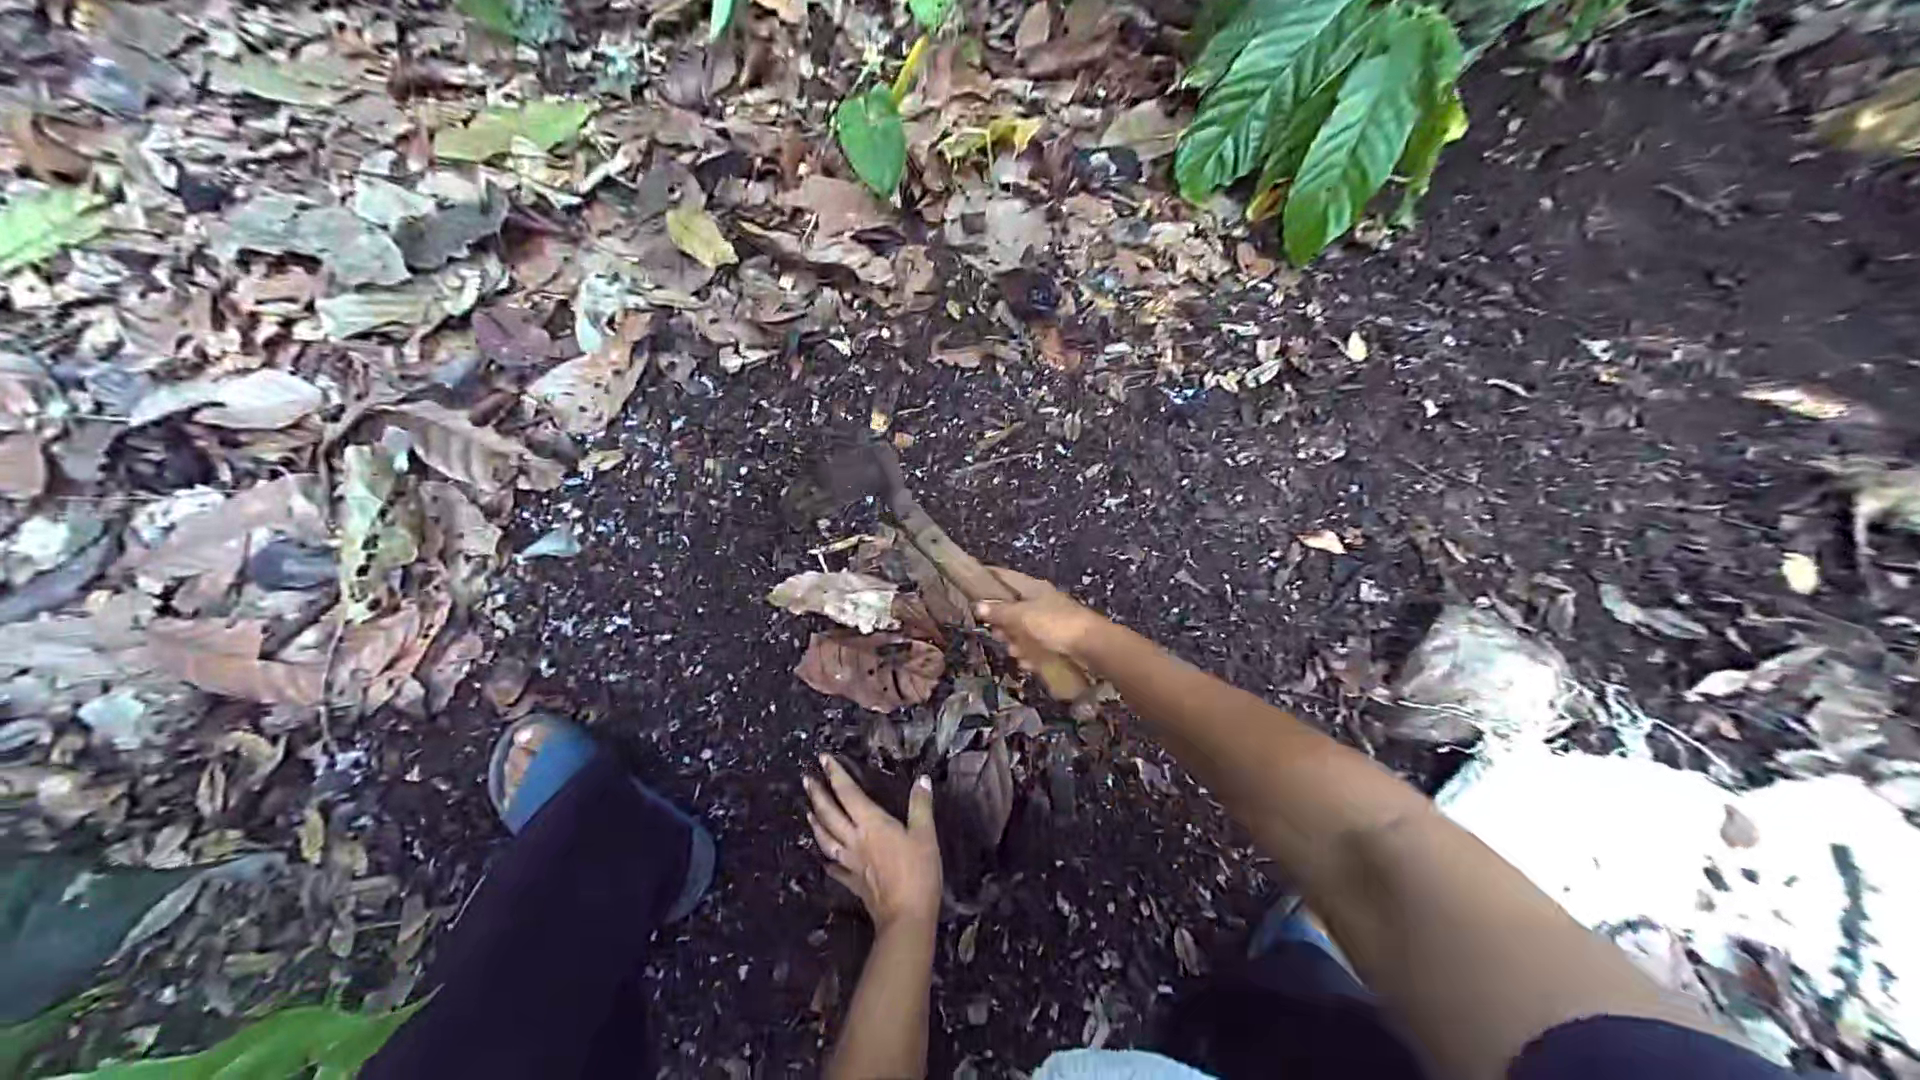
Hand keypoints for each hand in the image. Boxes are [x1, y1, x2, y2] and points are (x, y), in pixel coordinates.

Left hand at [805, 755, 941, 932]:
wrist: (906, 917)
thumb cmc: (918, 872)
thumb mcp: (925, 834)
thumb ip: (920, 805)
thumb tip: (922, 779)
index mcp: (871, 824)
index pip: (849, 793)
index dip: (836, 774)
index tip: (823, 758)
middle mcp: (855, 840)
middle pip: (830, 814)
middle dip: (818, 795)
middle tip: (806, 780)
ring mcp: (851, 863)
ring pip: (826, 839)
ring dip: (815, 823)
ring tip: (808, 811)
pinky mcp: (853, 883)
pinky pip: (835, 868)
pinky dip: (827, 860)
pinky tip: (824, 859)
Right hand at [975, 567, 1112, 667]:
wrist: (1092, 646)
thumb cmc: (1055, 624)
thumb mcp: (1022, 616)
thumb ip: (999, 611)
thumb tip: (977, 605)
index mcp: (1031, 587)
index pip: (1004, 576)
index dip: (986, 578)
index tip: (968, 585)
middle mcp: (1039, 600)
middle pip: (1010, 608)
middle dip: (1002, 623)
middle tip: (997, 634)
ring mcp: (1049, 620)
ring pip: (1021, 629)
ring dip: (1016, 642)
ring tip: (1016, 651)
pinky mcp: (1056, 639)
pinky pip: (1035, 645)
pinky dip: (1031, 653)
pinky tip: (1030, 662)